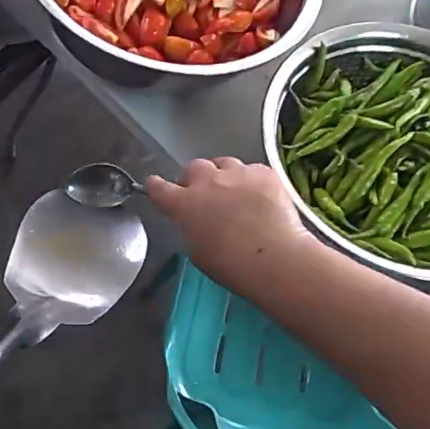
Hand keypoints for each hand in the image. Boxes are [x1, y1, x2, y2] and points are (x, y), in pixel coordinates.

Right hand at [145, 158, 322, 294]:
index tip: (155, 184)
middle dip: (194, 178)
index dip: (155, 186)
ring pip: (223, 163)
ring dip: (222, 175)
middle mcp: (208, 182)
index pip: (160, 189)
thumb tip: (198, 222)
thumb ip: (192, 229)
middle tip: (202, 193)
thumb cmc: (231, 265)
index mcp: (185, 204)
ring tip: (231, 190)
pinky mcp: (265, 173)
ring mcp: (238, 174)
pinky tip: (258, 196)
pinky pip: (251, 170)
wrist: (275, 257)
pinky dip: (250, 180)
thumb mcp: (198, 252)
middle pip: (194, 167)